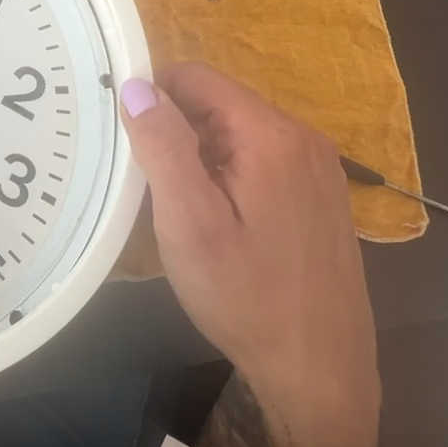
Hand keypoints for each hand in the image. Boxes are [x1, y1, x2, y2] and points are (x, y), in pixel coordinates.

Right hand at [118, 62, 376, 417]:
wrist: (317, 369)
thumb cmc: (245, 295)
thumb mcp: (188, 221)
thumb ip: (162, 146)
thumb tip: (134, 86)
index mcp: (271, 135)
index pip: (196, 77)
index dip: (152, 96)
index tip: (129, 140)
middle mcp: (302, 138)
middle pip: (217, 102)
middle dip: (176, 129)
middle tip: (154, 184)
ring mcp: (317, 167)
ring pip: (235, 130)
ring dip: (198, 153)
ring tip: (182, 207)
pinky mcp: (318, 193)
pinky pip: (258, 157)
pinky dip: (226, 172)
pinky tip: (218, 220)